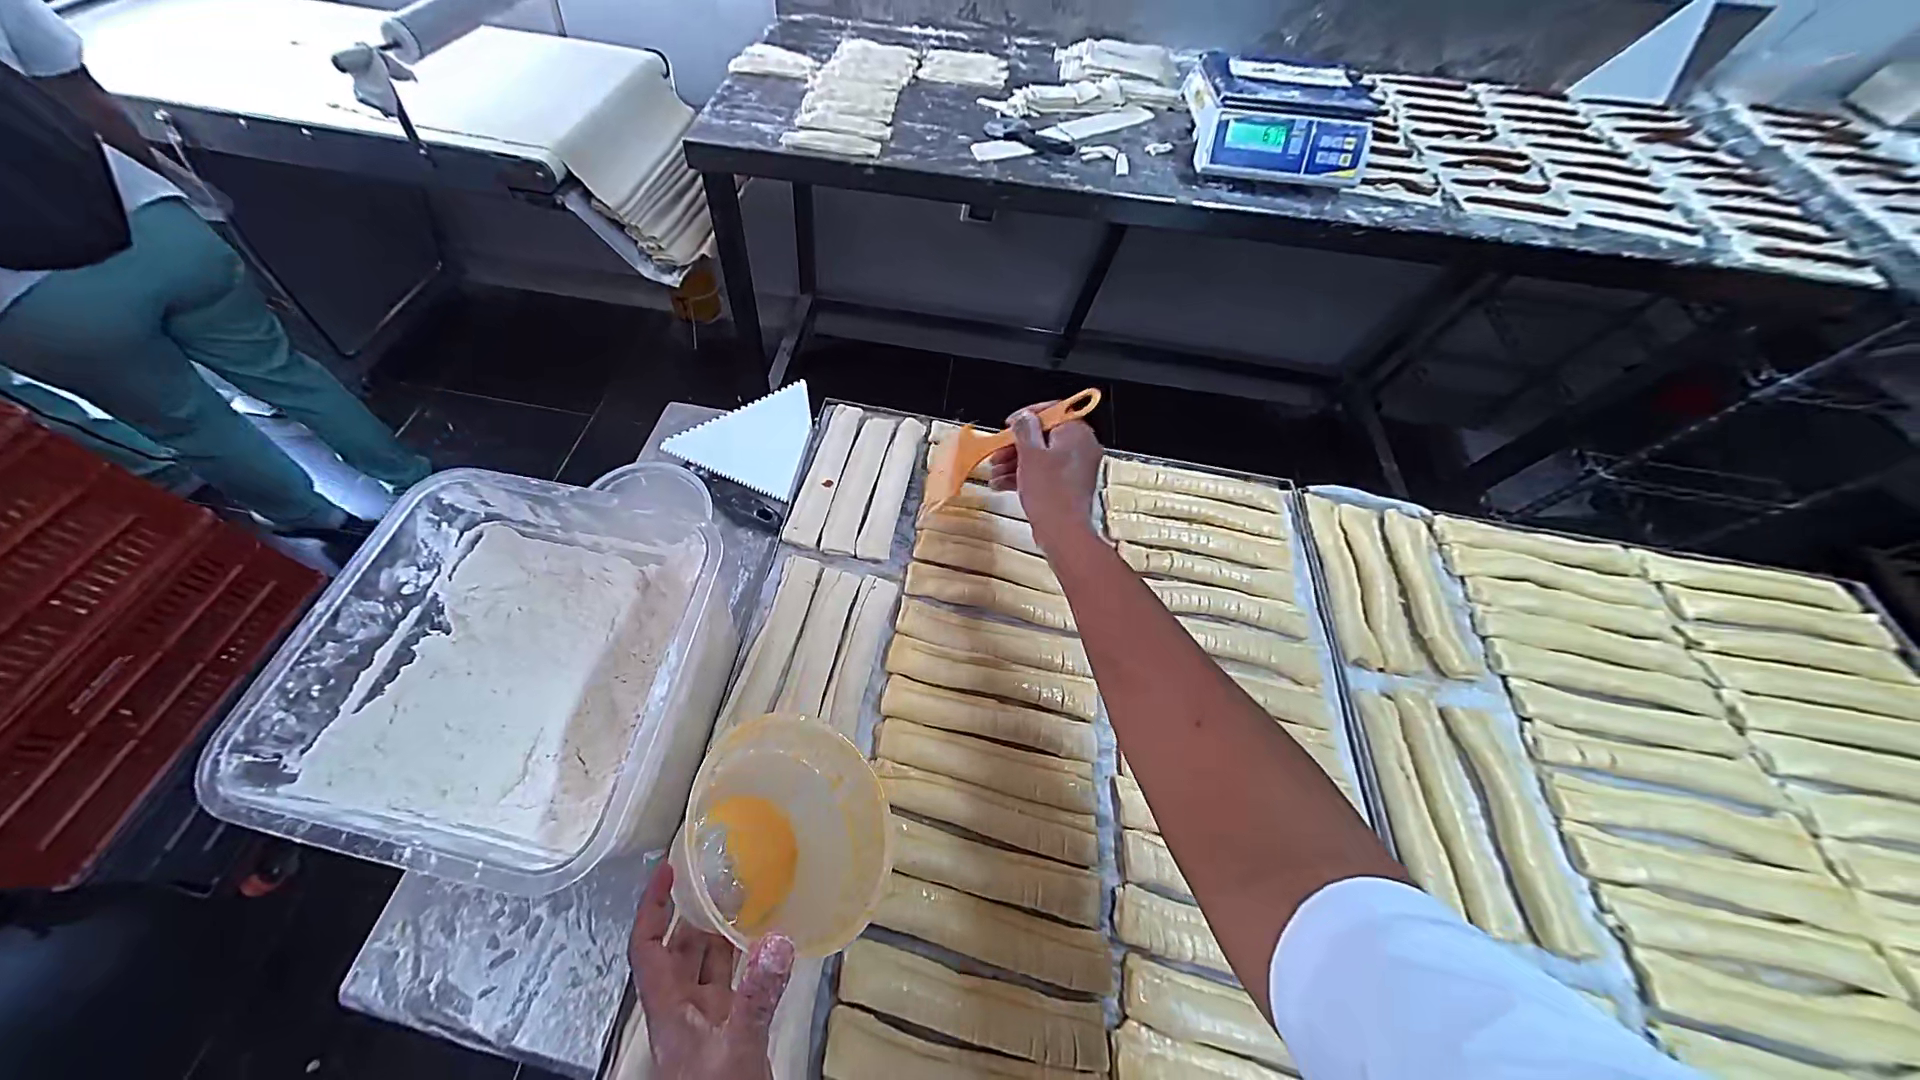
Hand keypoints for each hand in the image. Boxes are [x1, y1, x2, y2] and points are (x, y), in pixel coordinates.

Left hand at [629, 862, 794, 1079]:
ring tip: (741, 894)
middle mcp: (682, 1008)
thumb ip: (757, 996)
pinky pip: (730, 978)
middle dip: (692, 909)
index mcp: (669, 1008)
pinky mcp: (729, 1026)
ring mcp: (705, 1018)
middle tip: (717, 874)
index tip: (666, 871)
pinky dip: (743, 953)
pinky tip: (764, 938)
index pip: (645, 948)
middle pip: (677, 948)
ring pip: (704, 962)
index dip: (650, 908)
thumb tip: (777, 940)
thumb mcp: (738, 1047)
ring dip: (718, 928)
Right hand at [987, 402, 1102, 552]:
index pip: (1053, 411)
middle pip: (1044, 436)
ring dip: (1015, 462)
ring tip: (995, 472)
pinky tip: (1002, 484)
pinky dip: (1025, 476)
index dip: (1028, 416)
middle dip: (1016, 444)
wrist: (1063, 532)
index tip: (1010, 424)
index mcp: (1076, 434)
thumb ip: (1025, 430)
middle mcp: (1081, 448)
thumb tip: (1023, 417)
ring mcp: (1075, 469)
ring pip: (1042, 457)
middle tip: (997, 452)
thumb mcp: (1030, 455)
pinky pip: (1044, 474)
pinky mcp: (1068, 487)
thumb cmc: (1051, 493)